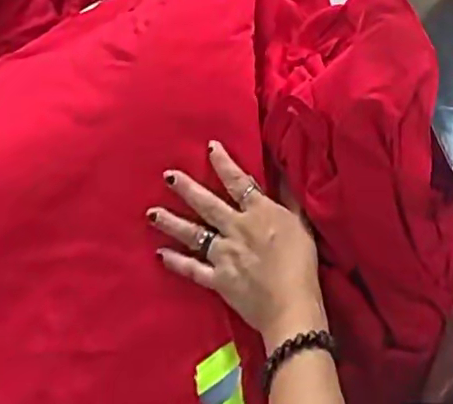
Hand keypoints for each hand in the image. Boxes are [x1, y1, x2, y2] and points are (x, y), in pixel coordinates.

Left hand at [150, 141, 326, 342]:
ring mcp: (224, 255)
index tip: (210, 147)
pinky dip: (176, 262)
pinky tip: (160, 254)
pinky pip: (193, 269)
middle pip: (208, 204)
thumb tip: (282, 169)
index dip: (223, 163)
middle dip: (187, 188)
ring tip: (151, 213)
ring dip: (171, 223)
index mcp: (258, 212)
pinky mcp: (218, 280)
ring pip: (194, 234)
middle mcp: (236, 228)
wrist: (291, 305)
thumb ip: (288, 196)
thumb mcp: (300, 222)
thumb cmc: (301, 261)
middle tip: (167, 176)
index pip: (238, 181)